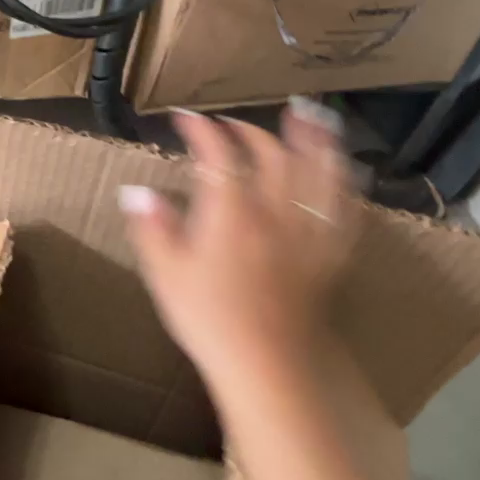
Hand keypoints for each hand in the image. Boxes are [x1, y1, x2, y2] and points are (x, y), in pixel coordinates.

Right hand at [119, 100, 356, 389]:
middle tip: (232, 123)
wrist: (267, 365)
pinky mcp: (329, 255)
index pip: (218, 156)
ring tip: (312, 114)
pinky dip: (344, 184)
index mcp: (231, 214)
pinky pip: (345, 210)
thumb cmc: (210, 320)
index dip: (202, 130)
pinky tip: (344, 173)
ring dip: (315, 139)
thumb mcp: (166, 274)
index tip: (186, 119)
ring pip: (319, 173)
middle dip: (251, 131)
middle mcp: (274, 213)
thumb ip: (152, 229)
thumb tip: (134, 192)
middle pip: (272, 155)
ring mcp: (307, 232)